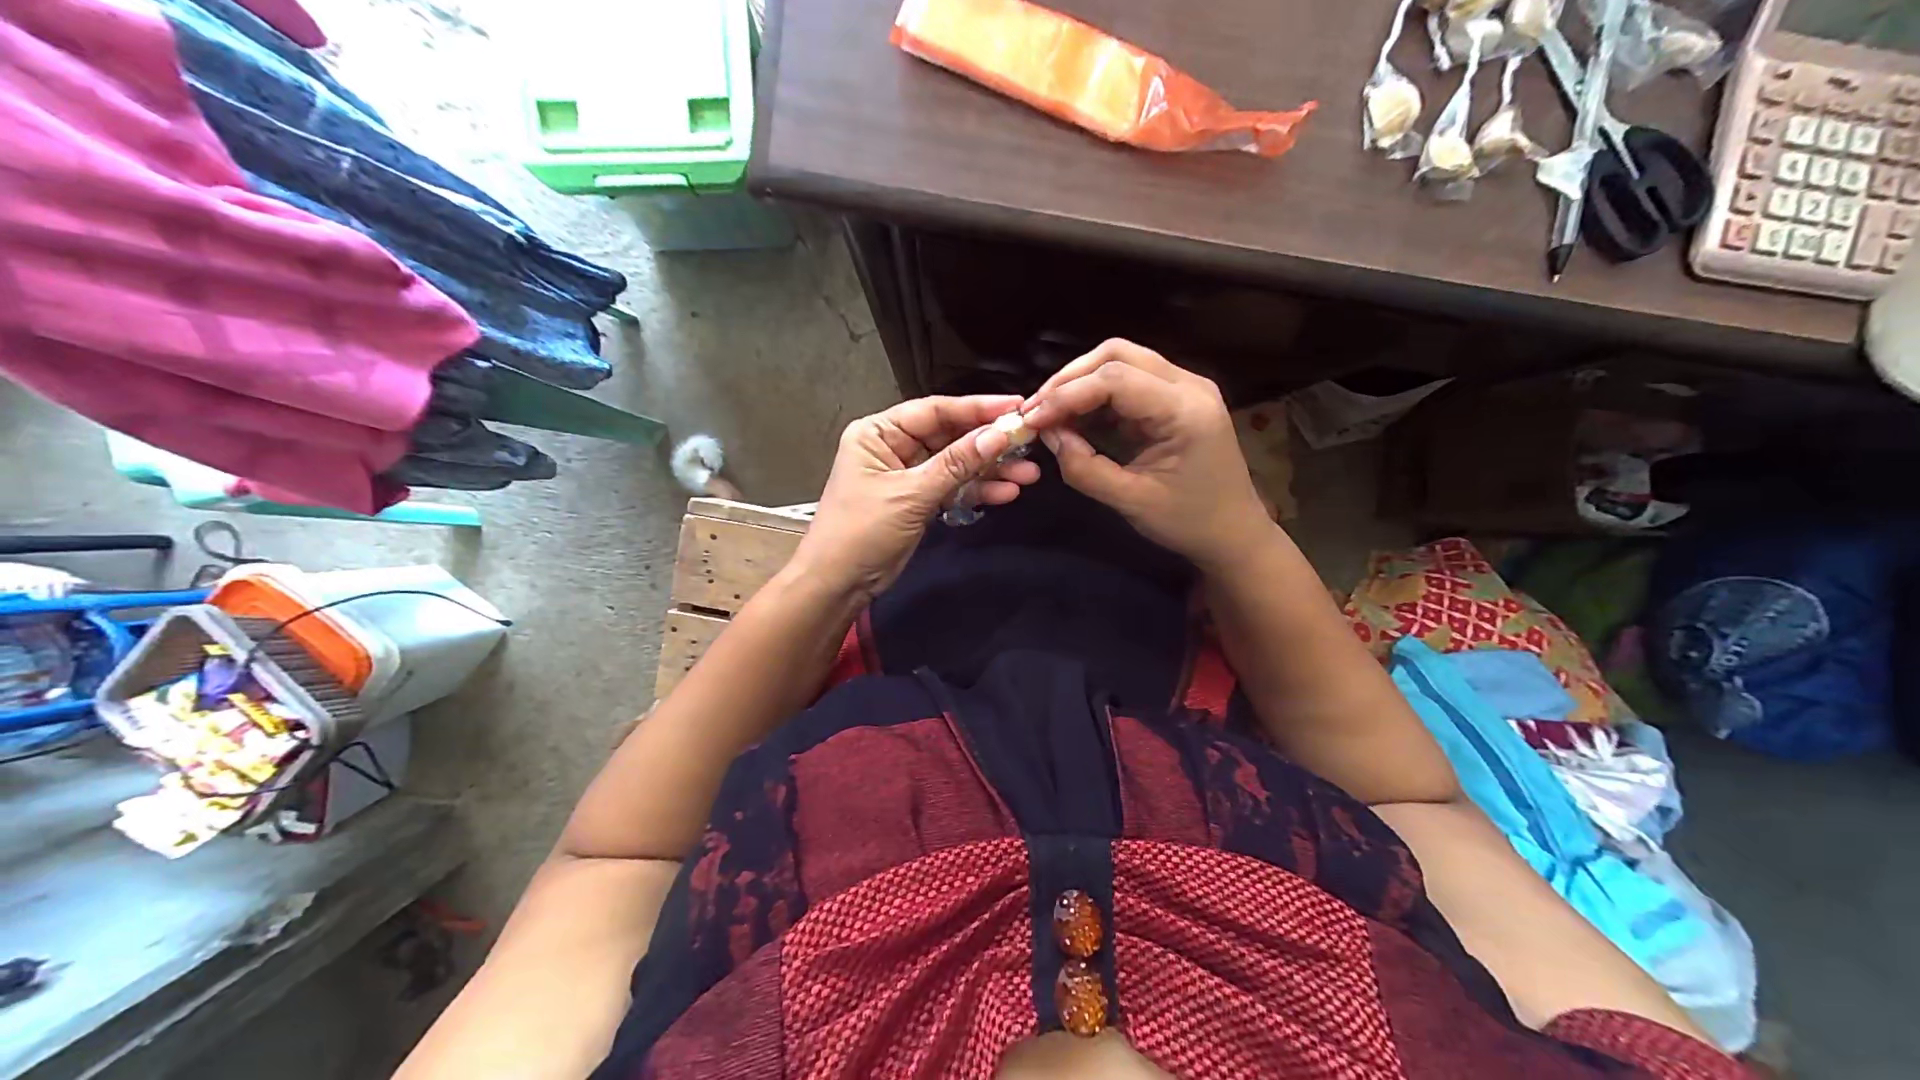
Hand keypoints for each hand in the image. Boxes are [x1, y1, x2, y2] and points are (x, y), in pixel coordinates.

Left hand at [790, 395, 1042, 600]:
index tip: (1015, 406)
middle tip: (1029, 441)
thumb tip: (999, 435)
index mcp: (879, 432)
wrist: (838, 584)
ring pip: (956, 463)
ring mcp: (908, 474)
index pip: (935, 411)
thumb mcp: (911, 494)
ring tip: (1028, 474)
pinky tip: (1005, 492)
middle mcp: (893, 447)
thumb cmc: (861, 531)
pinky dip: (977, 490)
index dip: (977, 408)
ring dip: (990, 469)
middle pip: (950, 435)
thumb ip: (957, 464)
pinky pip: (953, 487)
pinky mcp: (918, 500)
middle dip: (989, 442)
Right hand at [1021, 339, 1271, 569]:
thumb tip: (1048, 435)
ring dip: (1081, 383)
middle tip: (1037, 410)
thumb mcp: (1130, 501)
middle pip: (1117, 354)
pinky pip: (1129, 381)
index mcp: (1185, 409)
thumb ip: (1084, 467)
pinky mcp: (1176, 398)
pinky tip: (1075, 418)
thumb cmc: (1188, 522)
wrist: (1234, 534)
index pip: (1114, 379)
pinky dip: (1097, 395)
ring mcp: (1185, 388)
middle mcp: (1188, 385)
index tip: (1032, 421)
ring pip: (1121, 361)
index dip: (1066, 395)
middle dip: (1070, 379)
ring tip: (1050, 413)